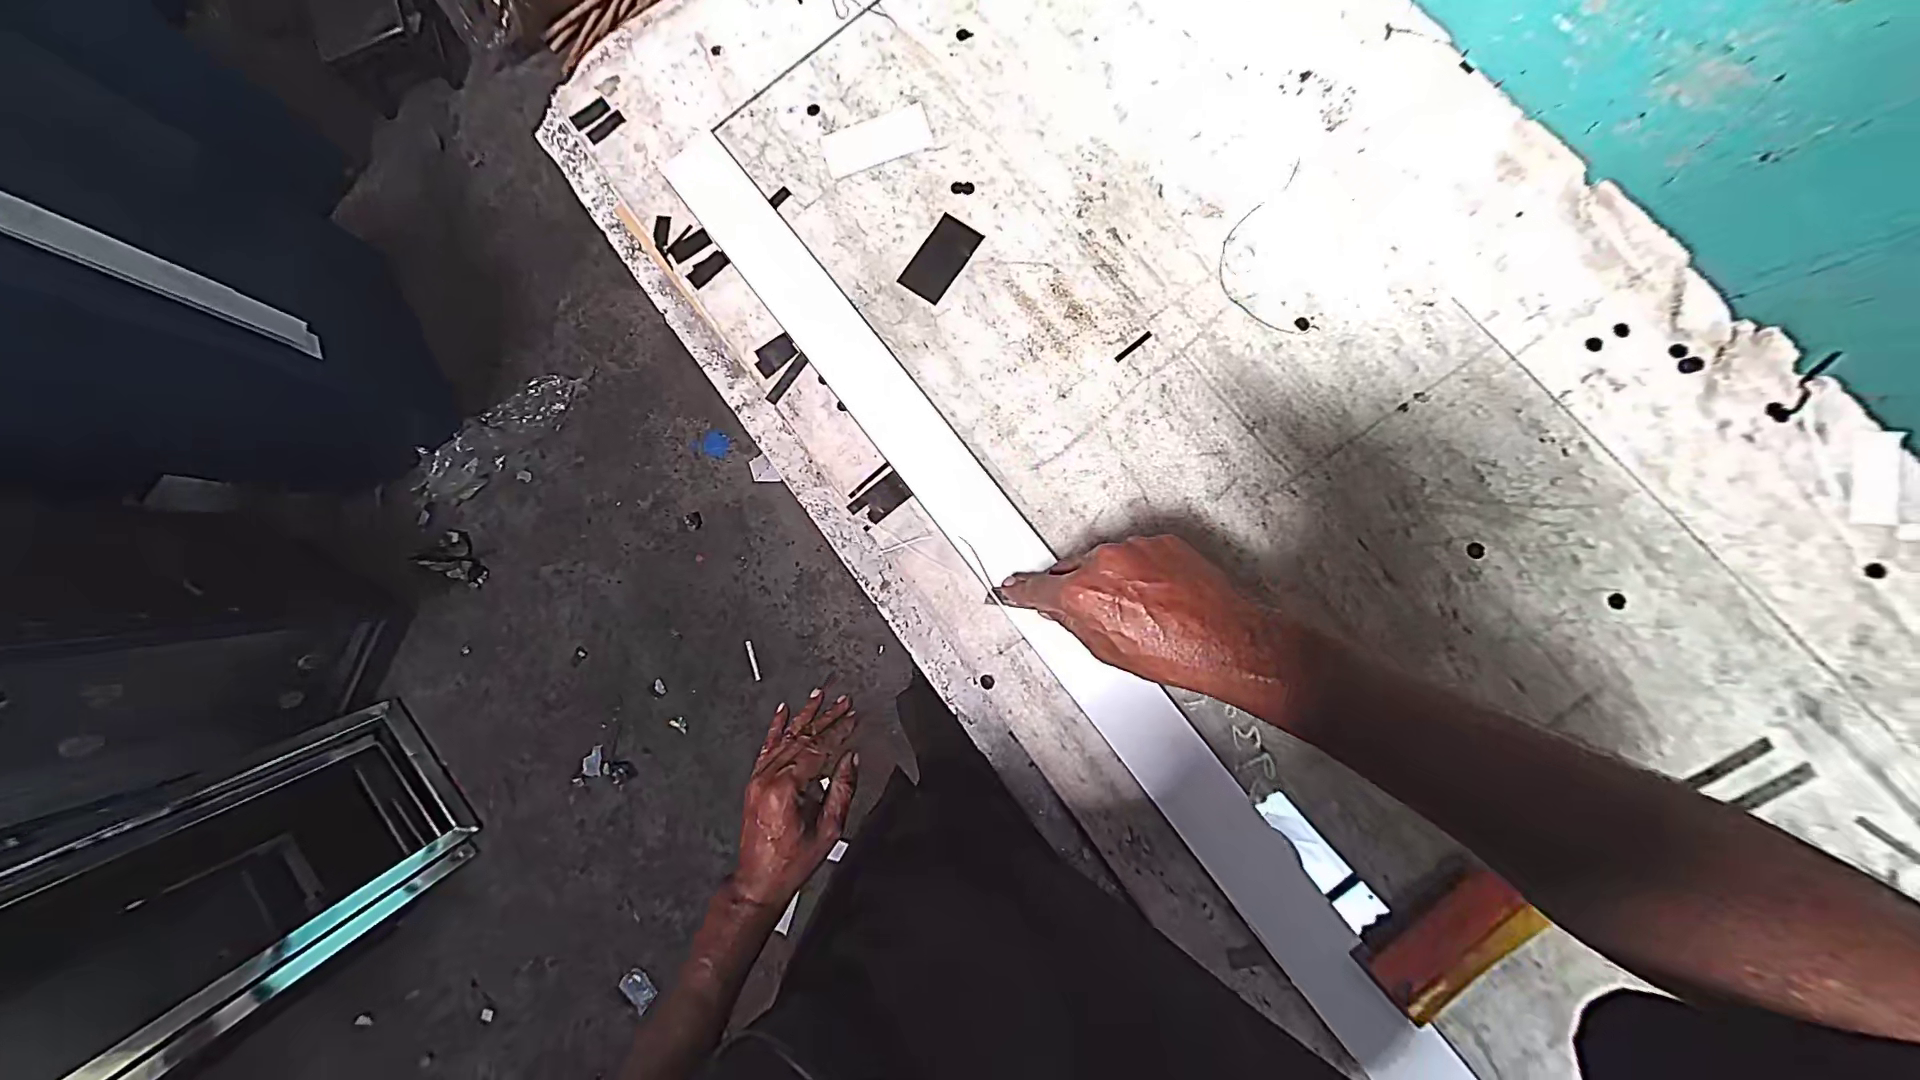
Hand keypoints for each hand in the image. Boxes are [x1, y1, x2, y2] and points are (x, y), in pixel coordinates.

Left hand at [731, 687, 859, 909]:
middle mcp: (769, 778)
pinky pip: (767, 747)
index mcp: (787, 788)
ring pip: (786, 737)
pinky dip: (776, 727)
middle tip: (844, 702)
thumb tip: (851, 760)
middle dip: (827, 717)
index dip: (839, 730)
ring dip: (806, 715)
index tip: (853, 717)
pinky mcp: (755, 782)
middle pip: (804, 738)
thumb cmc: (791, 862)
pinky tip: (783, 711)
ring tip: (819, 696)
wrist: (759, 881)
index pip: (820, 748)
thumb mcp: (829, 829)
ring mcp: (759, 778)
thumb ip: (842, 790)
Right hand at [997, 535, 1302, 710]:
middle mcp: (1104, 563)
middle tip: (1088, 610)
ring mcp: (1133, 548)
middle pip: (1070, 570)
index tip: (1010, 589)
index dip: (1019, 591)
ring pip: (1103, 560)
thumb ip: (1073, 624)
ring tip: (1135, 609)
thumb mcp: (1106, 651)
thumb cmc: (1173, 651)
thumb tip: (1060, 613)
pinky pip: (1134, 553)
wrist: (1223, 639)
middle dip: (1072, 588)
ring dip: (1108, 579)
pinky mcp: (1159, 542)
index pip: (1035, 588)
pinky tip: (1153, 595)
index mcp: (1082, 593)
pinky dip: (1136, 569)